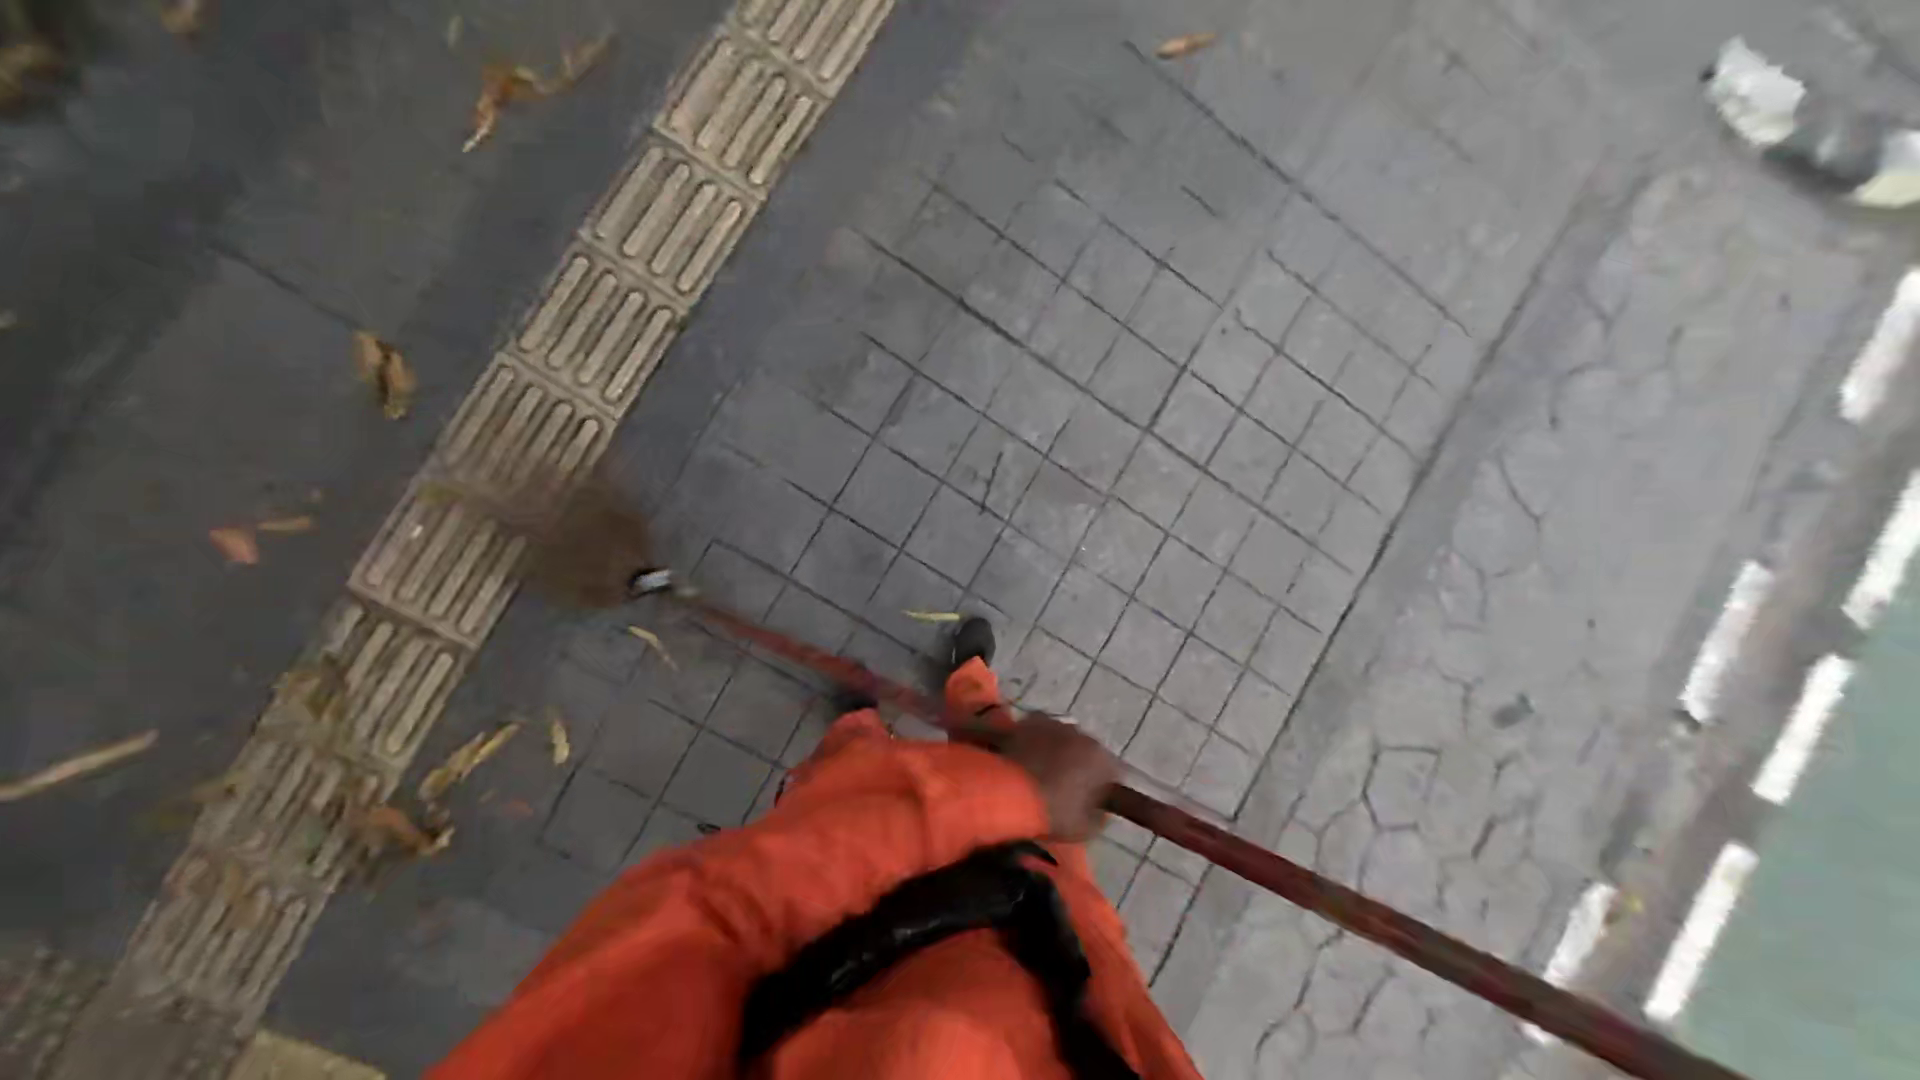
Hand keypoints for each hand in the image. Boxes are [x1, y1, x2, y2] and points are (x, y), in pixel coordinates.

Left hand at [1002, 714, 1118, 840]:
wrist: (1006, 792)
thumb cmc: (1052, 813)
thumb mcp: (1084, 829)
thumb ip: (1098, 817)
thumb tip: (1099, 810)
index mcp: (1101, 759)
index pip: (1114, 772)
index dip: (1104, 787)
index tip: (1092, 801)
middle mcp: (1082, 735)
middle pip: (1087, 750)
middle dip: (1080, 764)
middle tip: (1065, 786)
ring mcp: (1054, 724)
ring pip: (1063, 737)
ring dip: (1058, 749)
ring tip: (1041, 770)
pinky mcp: (1028, 720)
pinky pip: (1039, 730)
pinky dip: (1036, 740)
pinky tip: (1026, 756)